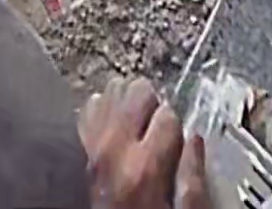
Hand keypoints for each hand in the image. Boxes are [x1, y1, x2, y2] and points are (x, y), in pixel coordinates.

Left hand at [78, 76, 211, 208]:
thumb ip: (193, 184)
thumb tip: (195, 139)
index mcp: (145, 168)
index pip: (168, 116)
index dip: (177, 129)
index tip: (175, 144)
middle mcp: (115, 145)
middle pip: (139, 90)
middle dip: (153, 106)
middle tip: (156, 132)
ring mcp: (91, 139)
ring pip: (114, 88)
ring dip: (129, 103)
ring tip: (136, 129)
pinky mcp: (77, 140)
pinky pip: (92, 103)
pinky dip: (106, 109)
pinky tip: (115, 130)